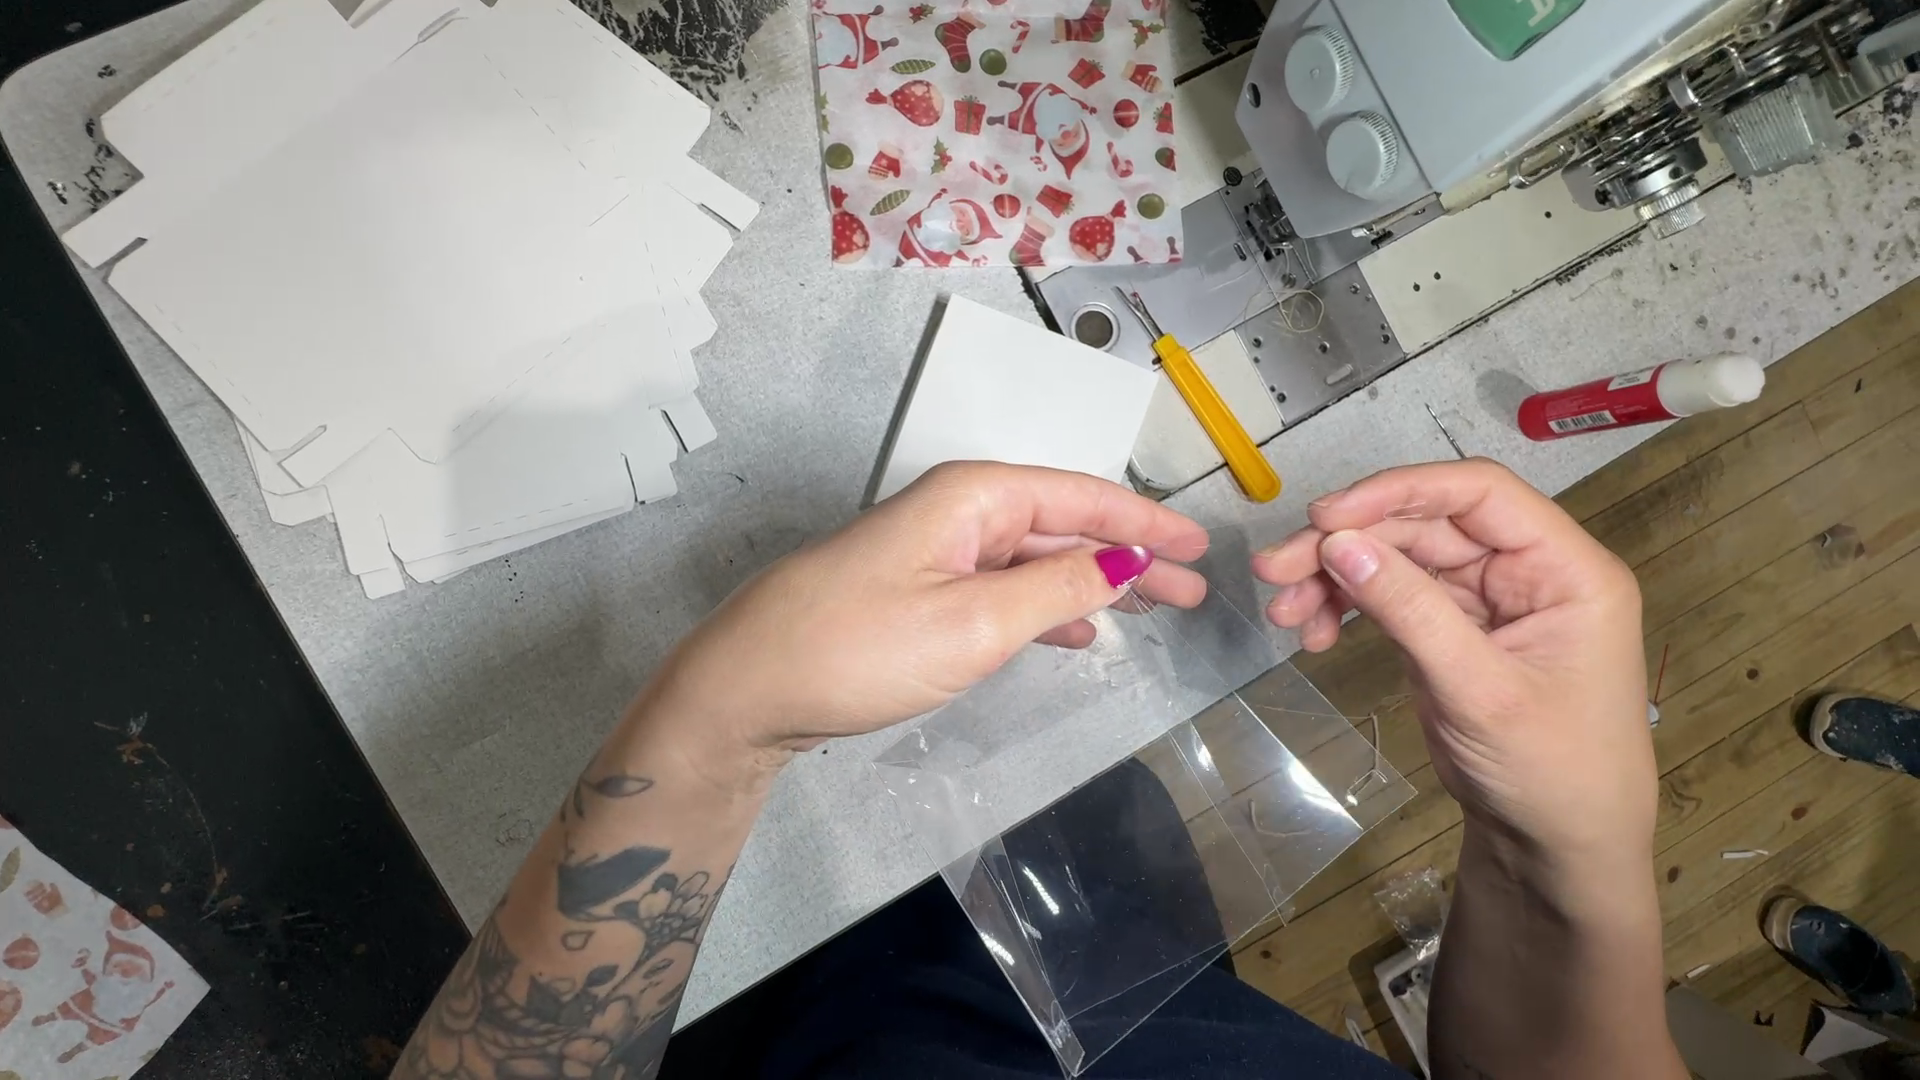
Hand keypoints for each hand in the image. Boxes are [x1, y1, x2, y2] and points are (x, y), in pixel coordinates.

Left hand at [641, 462, 1208, 774]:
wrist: (750, 688)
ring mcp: (937, 557)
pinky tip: (1076, 634)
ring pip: (1034, 562)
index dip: (1146, 522)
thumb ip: (1057, 588)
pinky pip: (1002, 593)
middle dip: (1129, 556)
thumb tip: (1124, 561)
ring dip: (1093, 584)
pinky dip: (1045, 610)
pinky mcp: (921, 597)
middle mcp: (958, 514)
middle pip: (1062, 526)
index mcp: (973, 497)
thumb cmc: (862, 645)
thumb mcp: (975, 620)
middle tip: (1191, 591)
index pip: (1081, 497)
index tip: (1199, 546)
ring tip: (1150, 610)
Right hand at [1253, 460, 1655, 865]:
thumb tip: (1336, 544)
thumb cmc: (1550, 770)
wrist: (1551, 842)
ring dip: (1329, 578)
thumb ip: (1410, 610)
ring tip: (1281, 612)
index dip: (1397, 491)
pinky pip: (1382, 596)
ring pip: (1389, 559)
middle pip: (1417, 526)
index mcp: (1561, 567)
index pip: (1476, 493)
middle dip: (1342, 544)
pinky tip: (1311, 635)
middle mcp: (1518, 568)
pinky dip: (1341, 608)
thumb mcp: (1479, 689)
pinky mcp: (1442, 624)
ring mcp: (1477, 596)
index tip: (1324, 516)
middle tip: (1272, 570)